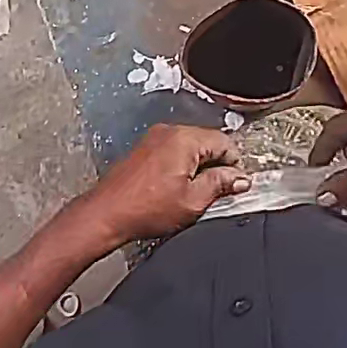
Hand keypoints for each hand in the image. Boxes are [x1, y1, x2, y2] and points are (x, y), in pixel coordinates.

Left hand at [61, 124, 250, 247]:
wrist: (106, 214)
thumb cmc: (143, 209)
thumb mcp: (193, 201)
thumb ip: (221, 184)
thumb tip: (240, 178)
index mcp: (185, 139)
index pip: (225, 142)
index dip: (234, 165)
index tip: (235, 184)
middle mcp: (169, 132)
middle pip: (208, 142)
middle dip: (216, 166)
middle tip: (216, 193)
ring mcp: (155, 139)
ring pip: (191, 147)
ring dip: (198, 167)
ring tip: (192, 194)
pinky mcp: (145, 149)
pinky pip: (174, 151)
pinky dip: (181, 166)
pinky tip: (175, 189)